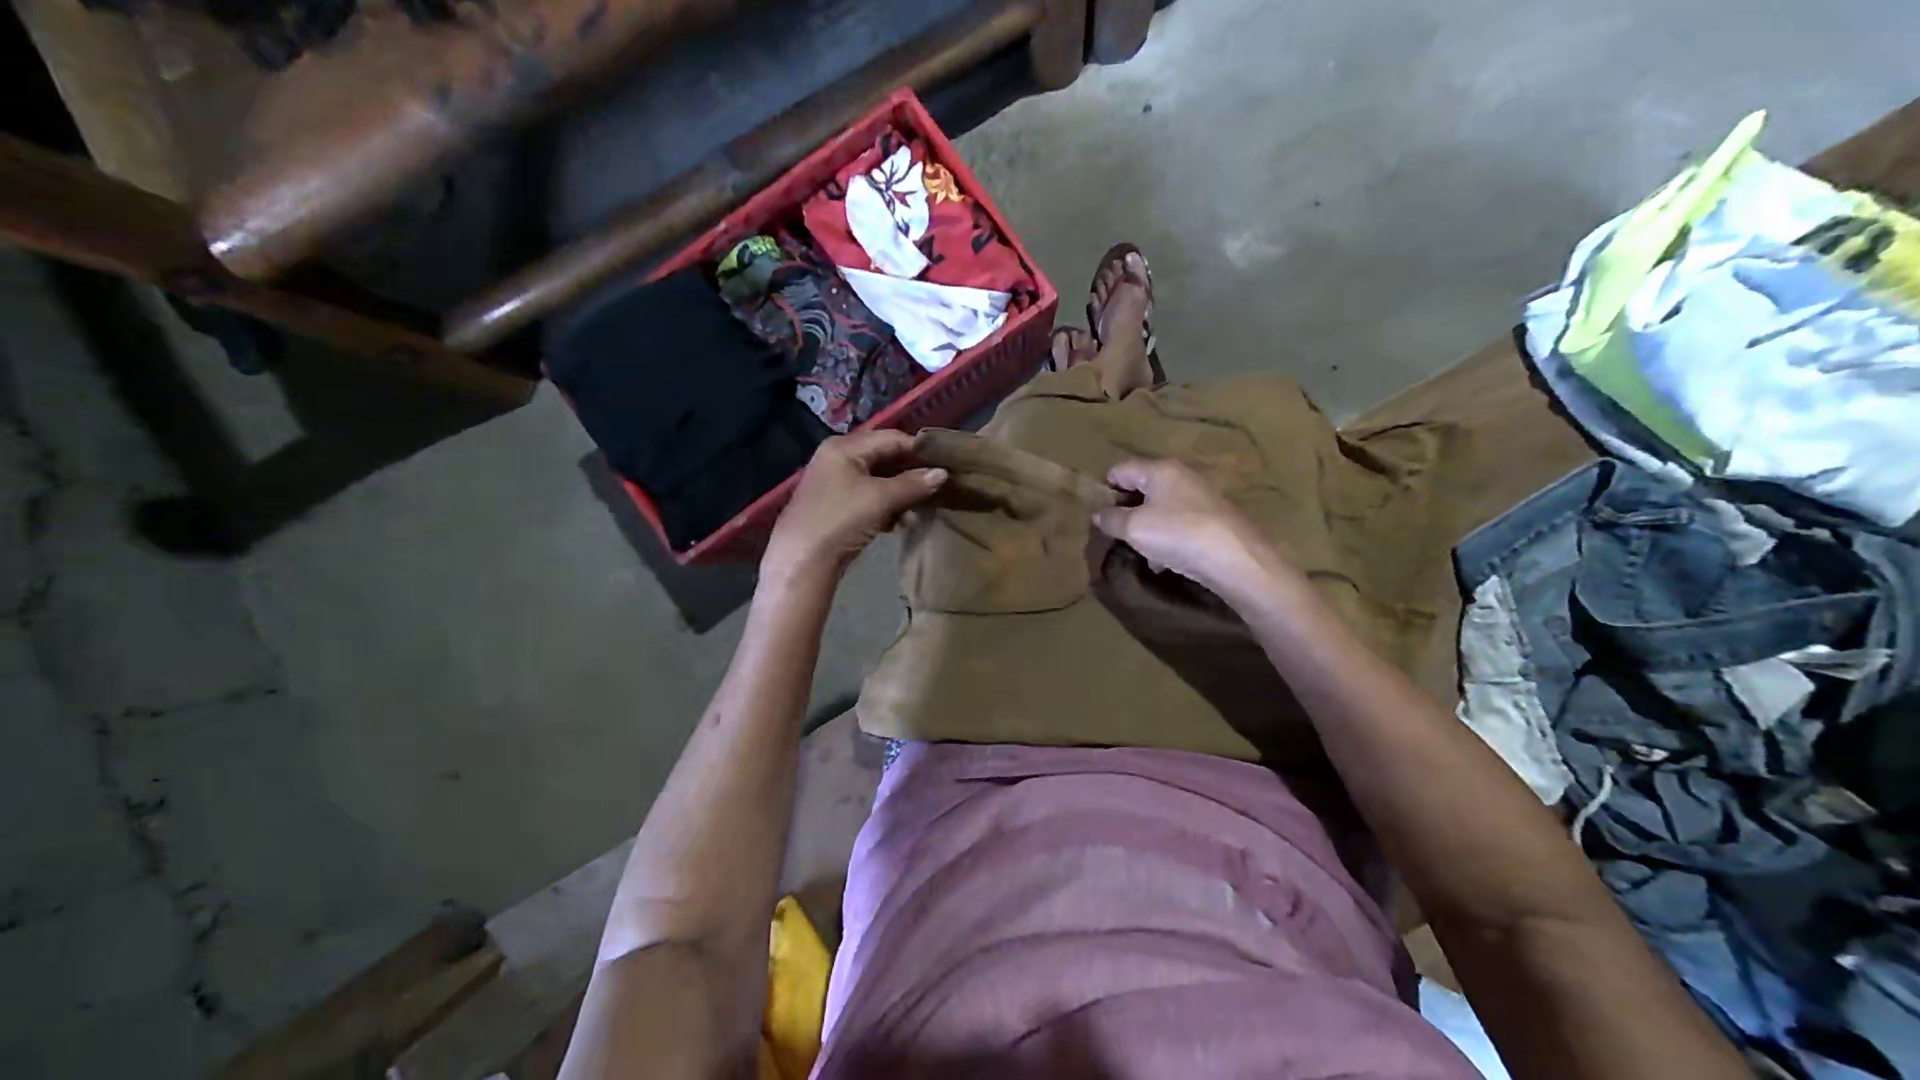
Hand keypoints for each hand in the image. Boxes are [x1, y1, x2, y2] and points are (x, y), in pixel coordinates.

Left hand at [762, 430, 946, 585]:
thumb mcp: (880, 499)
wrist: (802, 561)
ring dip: (902, 491)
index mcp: (844, 446)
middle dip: (911, 472)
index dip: (918, 449)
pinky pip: (870, 497)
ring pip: (879, 479)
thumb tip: (943, 473)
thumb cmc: (840, 520)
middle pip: (884, 457)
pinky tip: (903, 520)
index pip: (890, 438)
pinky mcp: (837, 506)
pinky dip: (888, 505)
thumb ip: (913, 484)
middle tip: (939, 484)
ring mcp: (836, 483)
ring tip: (924, 504)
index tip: (945, 463)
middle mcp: (838, 458)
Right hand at [1092, 459, 1283, 598]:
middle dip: (1127, 512)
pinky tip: (1166, 562)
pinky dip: (1168, 540)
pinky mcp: (1213, 520)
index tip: (1098, 514)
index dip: (1105, 489)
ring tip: (1142, 553)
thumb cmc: (1177, 534)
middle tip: (1117, 535)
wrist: (1235, 559)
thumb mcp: (1134, 528)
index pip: (1121, 469)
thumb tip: (1100, 515)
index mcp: (1160, 469)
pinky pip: (1179, 525)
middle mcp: (1182, 477)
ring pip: (1161, 510)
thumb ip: (1111, 519)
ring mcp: (1201, 498)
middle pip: (1142, 489)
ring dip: (1147, 530)